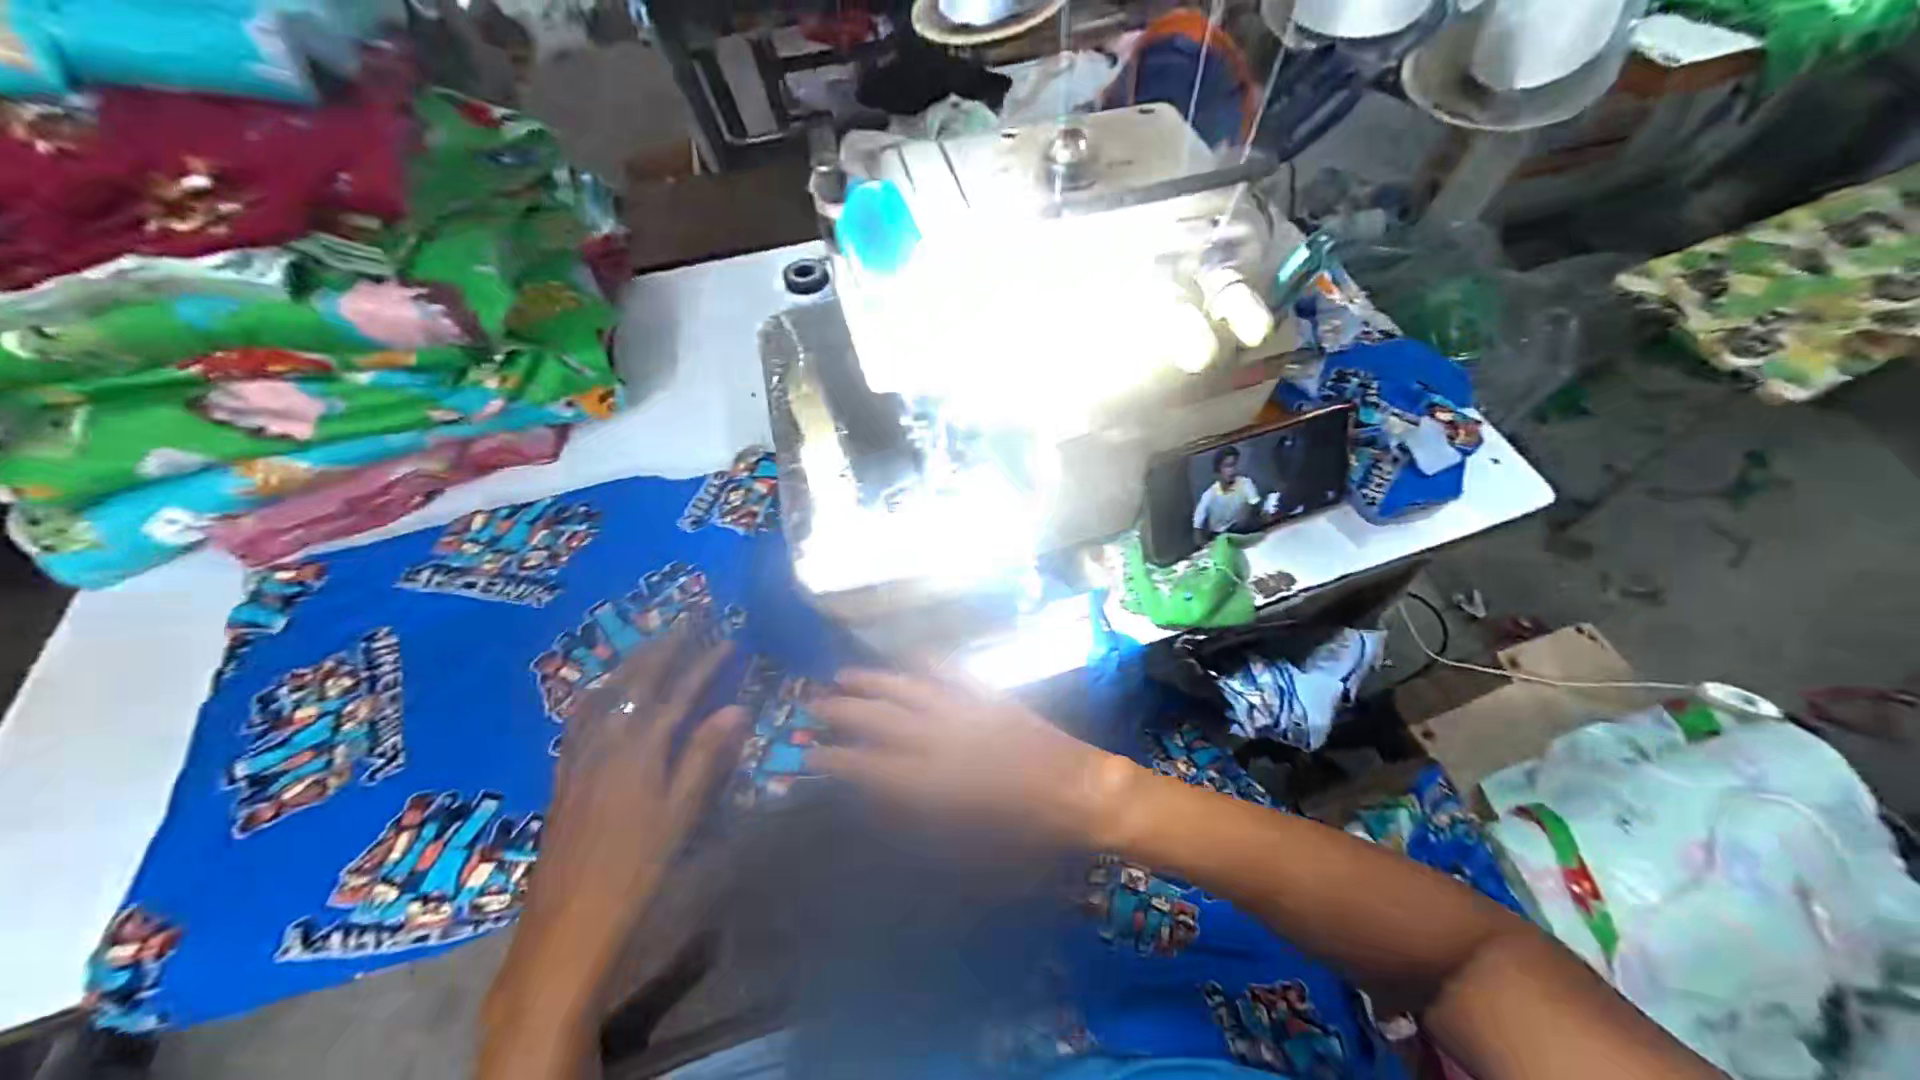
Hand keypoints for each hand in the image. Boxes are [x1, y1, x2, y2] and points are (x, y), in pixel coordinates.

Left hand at [525, 630, 747, 937]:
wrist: (567, 920)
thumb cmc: (636, 869)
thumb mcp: (680, 813)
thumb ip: (705, 755)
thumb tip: (737, 707)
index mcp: (639, 749)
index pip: (678, 693)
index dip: (704, 663)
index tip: (727, 640)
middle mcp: (605, 741)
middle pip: (636, 680)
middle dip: (664, 647)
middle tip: (687, 621)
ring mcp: (579, 754)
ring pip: (606, 692)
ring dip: (632, 662)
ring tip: (652, 644)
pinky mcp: (565, 772)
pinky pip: (582, 715)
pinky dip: (601, 690)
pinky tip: (604, 691)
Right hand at [812, 669, 1139, 848]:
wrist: (1078, 790)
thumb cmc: (1024, 832)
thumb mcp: (966, 844)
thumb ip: (920, 816)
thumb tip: (885, 796)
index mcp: (930, 781)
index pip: (869, 765)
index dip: (835, 758)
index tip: (810, 753)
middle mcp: (938, 739)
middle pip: (879, 719)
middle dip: (842, 711)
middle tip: (814, 705)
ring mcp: (962, 711)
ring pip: (906, 688)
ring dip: (872, 680)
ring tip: (843, 673)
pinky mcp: (986, 696)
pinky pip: (949, 672)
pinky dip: (927, 662)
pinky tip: (909, 657)